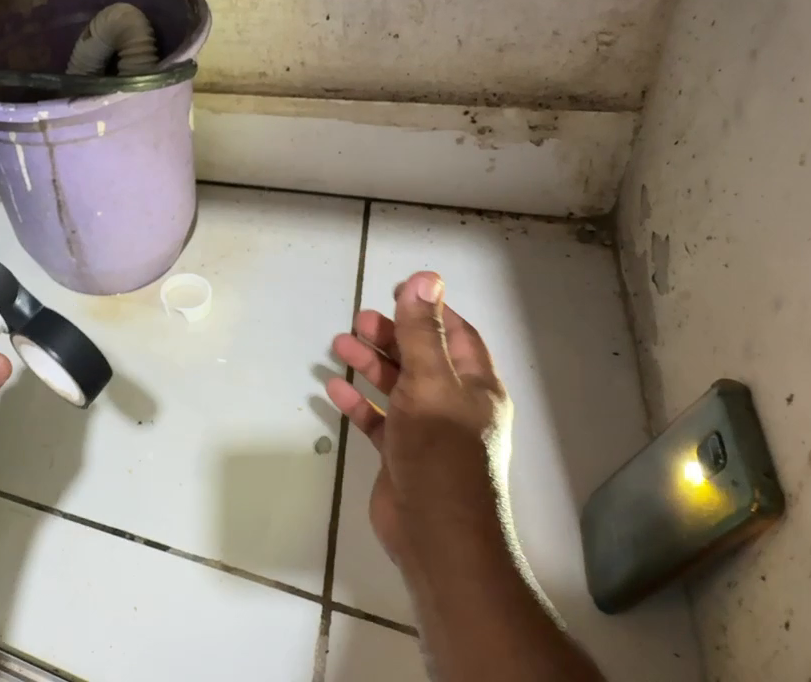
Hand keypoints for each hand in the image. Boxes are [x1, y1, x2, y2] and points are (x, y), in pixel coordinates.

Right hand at [325, 271, 513, 570]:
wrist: (437, 534)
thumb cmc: (441, 451)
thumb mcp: (430, 382)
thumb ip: (422, 331)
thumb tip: (425, 277)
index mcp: (475, 386)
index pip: (457, 335)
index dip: (430, 310)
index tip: (396, 291)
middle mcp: (455, 405)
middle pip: (422, 357)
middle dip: (391, 335)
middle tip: (358, 321)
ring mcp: (427, 431)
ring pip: (398, 386)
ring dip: (371, 364)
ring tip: (339, 345)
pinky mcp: (402, 454)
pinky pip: (378, 418)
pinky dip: (359, 401)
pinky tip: (335, 388)